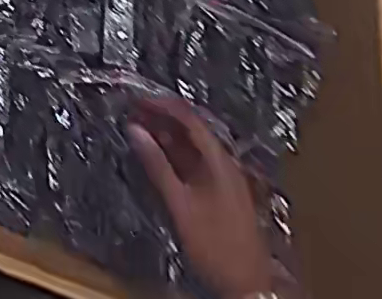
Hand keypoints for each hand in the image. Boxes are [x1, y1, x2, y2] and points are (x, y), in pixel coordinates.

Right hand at [128, 97, 273, 298]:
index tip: (137, 101)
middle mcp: (222, 162)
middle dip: (161, 117)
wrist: (248, 290)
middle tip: (133, 112)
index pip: (189, 118)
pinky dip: (173, 155)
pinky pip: (193, 162)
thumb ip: (157, 165)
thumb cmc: (215, 245)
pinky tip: (155, 155)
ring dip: (165, 135)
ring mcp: (221, 177)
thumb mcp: (181, 205)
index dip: (162, 105)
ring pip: (190, 146)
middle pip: (190, 129)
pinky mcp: (217, 192)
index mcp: (218, 159)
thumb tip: (134, 129)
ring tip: (138, 128)